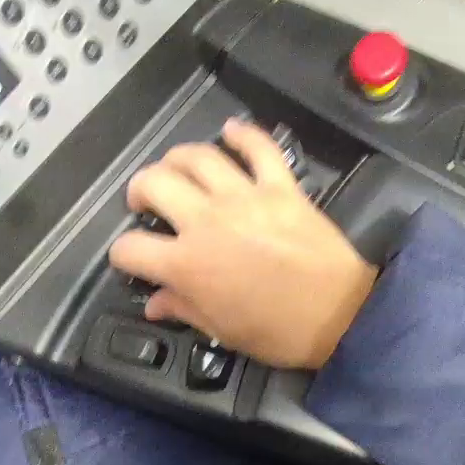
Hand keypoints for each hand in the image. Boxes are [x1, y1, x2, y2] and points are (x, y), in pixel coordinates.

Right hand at [108, 119, 377, 369]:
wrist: (341, 317)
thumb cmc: (279, 333)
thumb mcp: (223, 331)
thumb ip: (184, 309)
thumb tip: (156, 303)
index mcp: (187, 264)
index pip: (131, 248)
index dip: (123, 255)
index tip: (131, 260)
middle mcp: (207, 221)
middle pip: (154, 184)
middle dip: (140, 190)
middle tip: (146, 201)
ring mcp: (245, 198)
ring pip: (198, 156)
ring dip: (178, 158)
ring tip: (176, 168)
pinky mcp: (281, 187)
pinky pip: (258, 147)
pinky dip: (243, 134)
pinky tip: (231, 131)